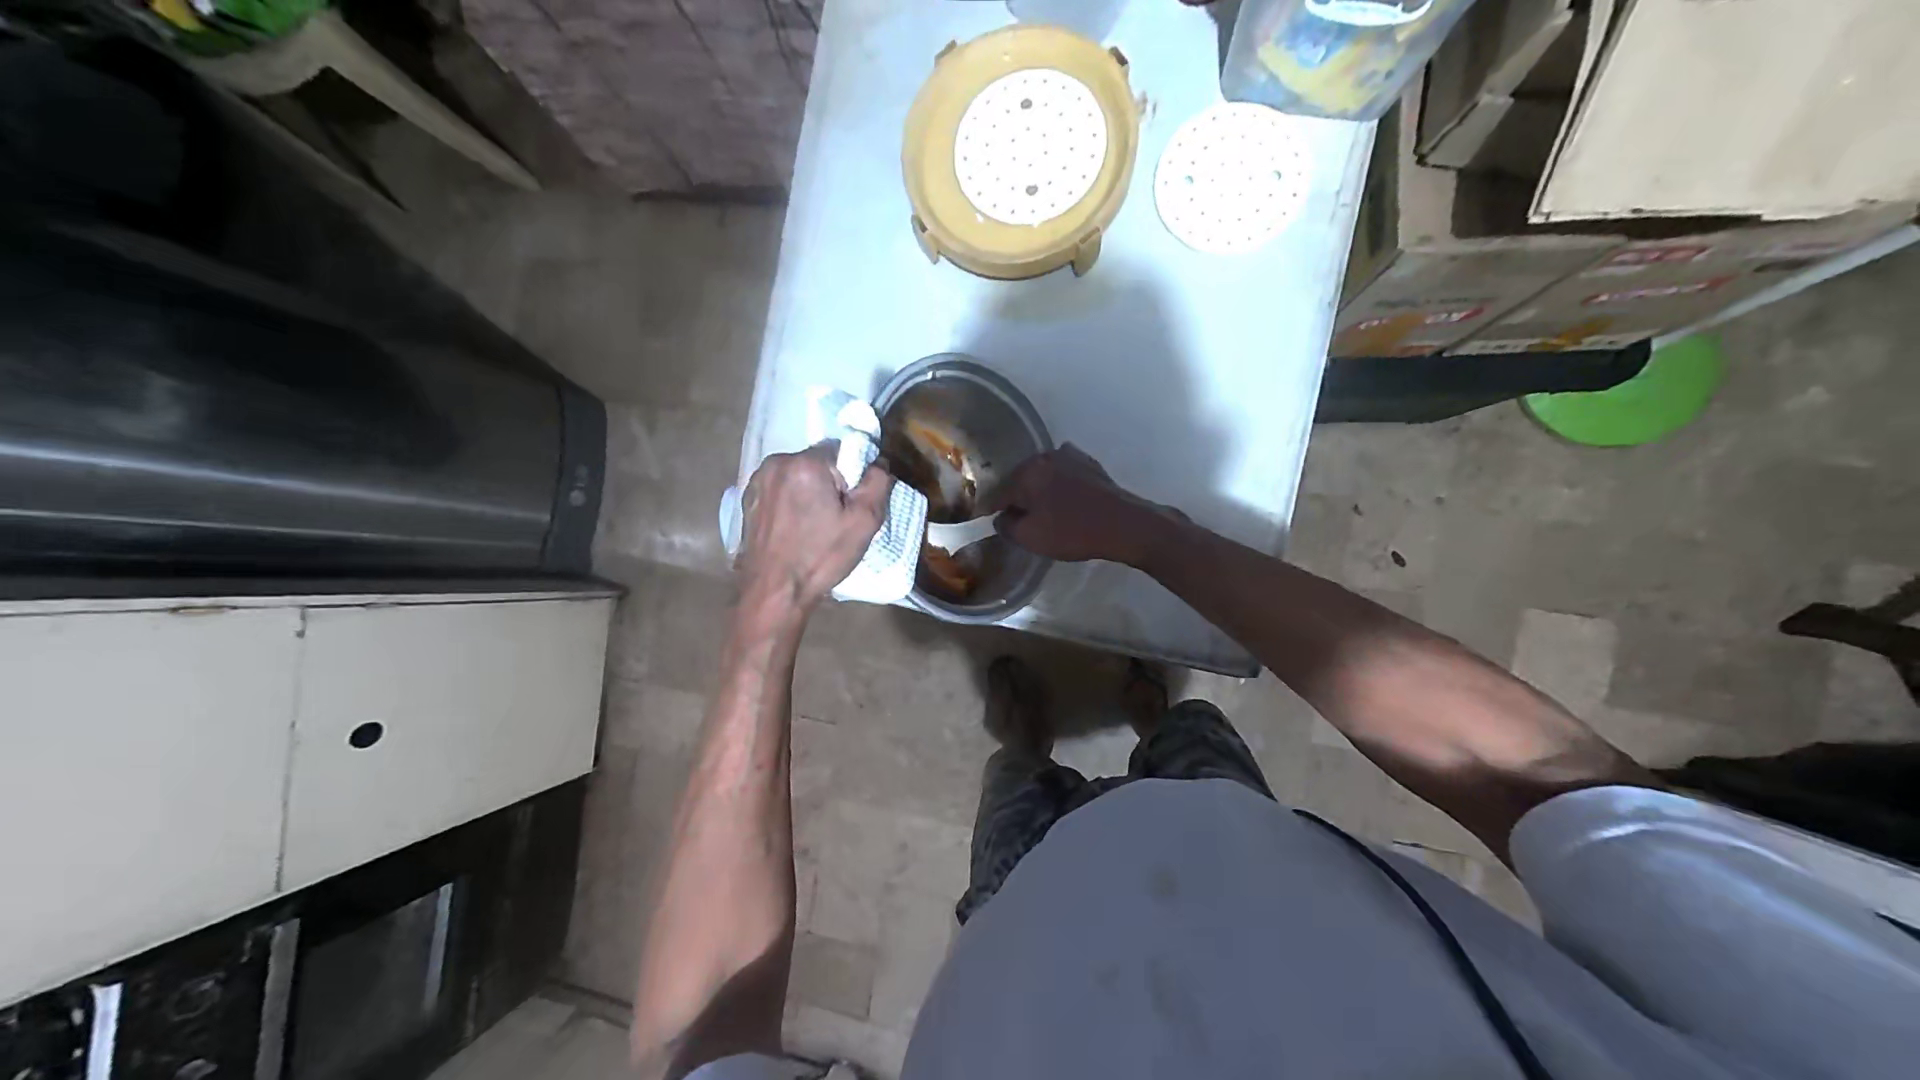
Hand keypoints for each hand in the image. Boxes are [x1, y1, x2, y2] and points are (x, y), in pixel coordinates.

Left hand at [736, 443, 892, 613]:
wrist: (774, 591)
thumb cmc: (821, 557)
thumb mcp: (864, 522)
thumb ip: (877, 482)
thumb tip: (878, 462)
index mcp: (806, 463)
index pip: (842, 450)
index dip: (853, 476)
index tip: (852, 504)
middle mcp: (777, 462)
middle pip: (818, 461)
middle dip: (830, 482)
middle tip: (835, 517)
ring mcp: (758, 479)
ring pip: (798, 474)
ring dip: (809, 490)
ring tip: (813, 524)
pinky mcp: (747, 496)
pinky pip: (780, 487)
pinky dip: (790, 499)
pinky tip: (794, 527)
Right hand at [987, 444, 1182, 564]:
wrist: (1124, 524)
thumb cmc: (1072, 531)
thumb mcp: (1030, 538)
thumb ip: (1007, 526)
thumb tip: (1002, 518)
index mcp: (1026, 473)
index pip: (998, 493)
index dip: (990, 510)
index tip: (986, 521)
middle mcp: (1044, 457)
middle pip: (1020, 480)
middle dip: (1016, 497)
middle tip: (1016, 519)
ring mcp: (1070, 456)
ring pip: (1043, 475)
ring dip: (1039, 490)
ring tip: (1042, 510)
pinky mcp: (1090, 464)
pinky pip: (1064, 474)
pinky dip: (1059, 485)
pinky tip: (1065, 500)